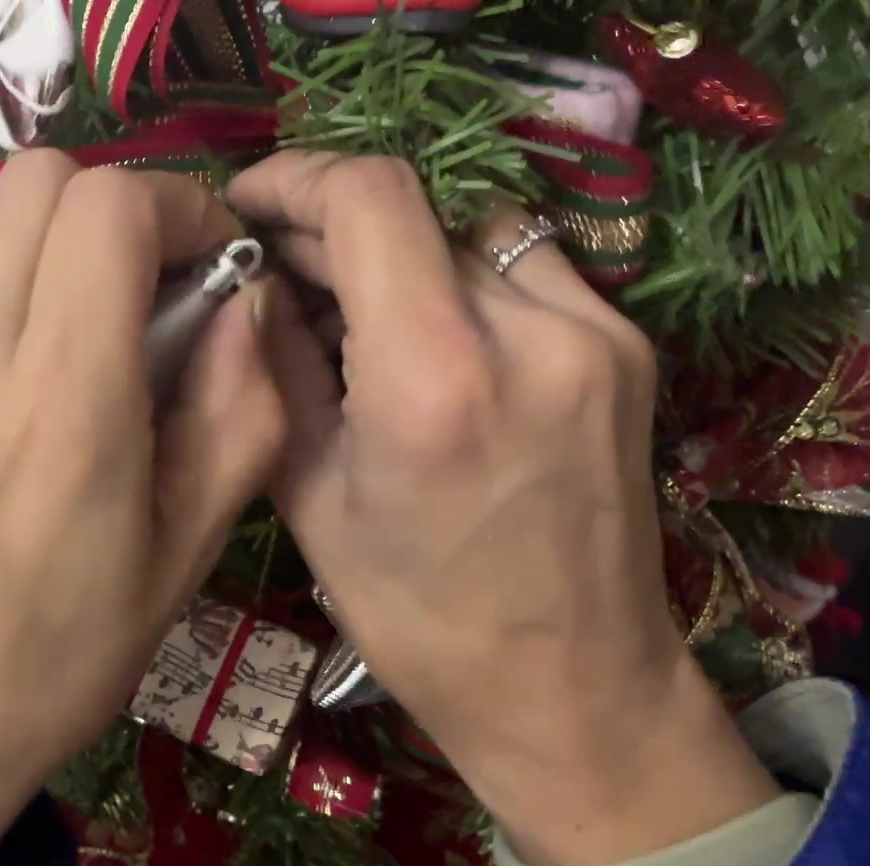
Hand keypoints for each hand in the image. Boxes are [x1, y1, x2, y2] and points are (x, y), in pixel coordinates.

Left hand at [0, 152, 287, 865]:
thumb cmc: (54, 666)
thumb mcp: (183, 555)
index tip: (200, 267)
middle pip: (33, 183)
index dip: (174, 209)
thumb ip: (238, 408)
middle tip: (139, 297)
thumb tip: (237, 301)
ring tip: (65, 354)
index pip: (108, 206)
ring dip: (40, 261)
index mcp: (59, 406)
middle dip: (106, 213)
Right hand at [229, 152, 779, 865]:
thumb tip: (253, 288)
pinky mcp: (624, 347)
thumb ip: (279, 372)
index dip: (295, 179)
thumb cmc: (410, 613)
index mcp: (432, 380)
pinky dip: (450, 277)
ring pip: (469, 230)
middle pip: (419, 208)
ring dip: (393, 248)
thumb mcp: (309, 496)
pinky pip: (519, 268)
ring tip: (337, 302)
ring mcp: (598, 332)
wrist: (562, 682)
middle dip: (331, 223)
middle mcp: (533, 333)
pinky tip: (412, 332)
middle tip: (273, 266)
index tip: (245, 204)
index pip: (370, 201)